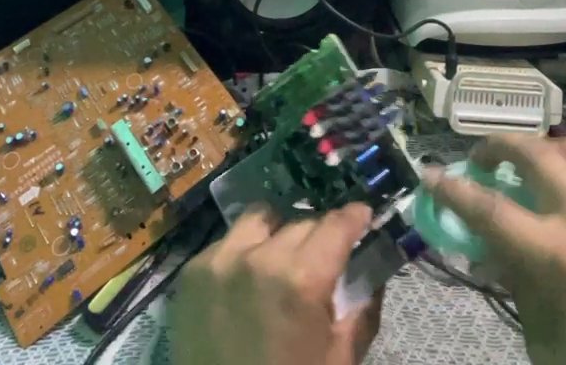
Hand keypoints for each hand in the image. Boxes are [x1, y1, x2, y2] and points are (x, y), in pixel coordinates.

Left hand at [171, 204, 382, 364]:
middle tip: (325, 254)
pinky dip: (244, 252)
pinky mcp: (192, 272)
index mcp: (302, 279)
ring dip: (278, 231)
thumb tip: (373, 273)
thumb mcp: (338, 360)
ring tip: (282, 256)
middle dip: (319, 234)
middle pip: (301, 222)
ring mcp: (219, 260)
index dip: (355, 217)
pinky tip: (248, 279)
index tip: (363, 215)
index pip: (336, 225)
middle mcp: (259, 256)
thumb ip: (362, 312)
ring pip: (260, 218)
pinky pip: (226, 242)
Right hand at [425, 135, 565, 364]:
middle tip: (479, 161)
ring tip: (524, 166)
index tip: (429, 175)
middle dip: (496, 147)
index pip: (490, 209)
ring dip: (539, 148)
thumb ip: (517, 284)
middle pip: (532, 154)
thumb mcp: (547, 342)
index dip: (453, 190)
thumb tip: (490, 247)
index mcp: (561, 260)